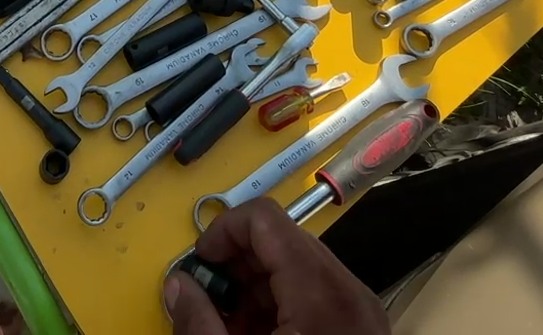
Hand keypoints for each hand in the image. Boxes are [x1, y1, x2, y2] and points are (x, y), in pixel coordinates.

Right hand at [164, 199, 388, 334]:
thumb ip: (199, 324)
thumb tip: (178, 285)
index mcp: (320, 289)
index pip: (264, 219)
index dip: (222, 231)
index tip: (199, 266)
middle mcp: (348, 291)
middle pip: (281, 240)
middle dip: (236, 265)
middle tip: (208, 301)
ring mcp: (362, 314)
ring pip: (297, 268)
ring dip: (255, 287)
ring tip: (230, 328)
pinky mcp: (364, 334)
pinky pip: (315, 296)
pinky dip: (281, 307)